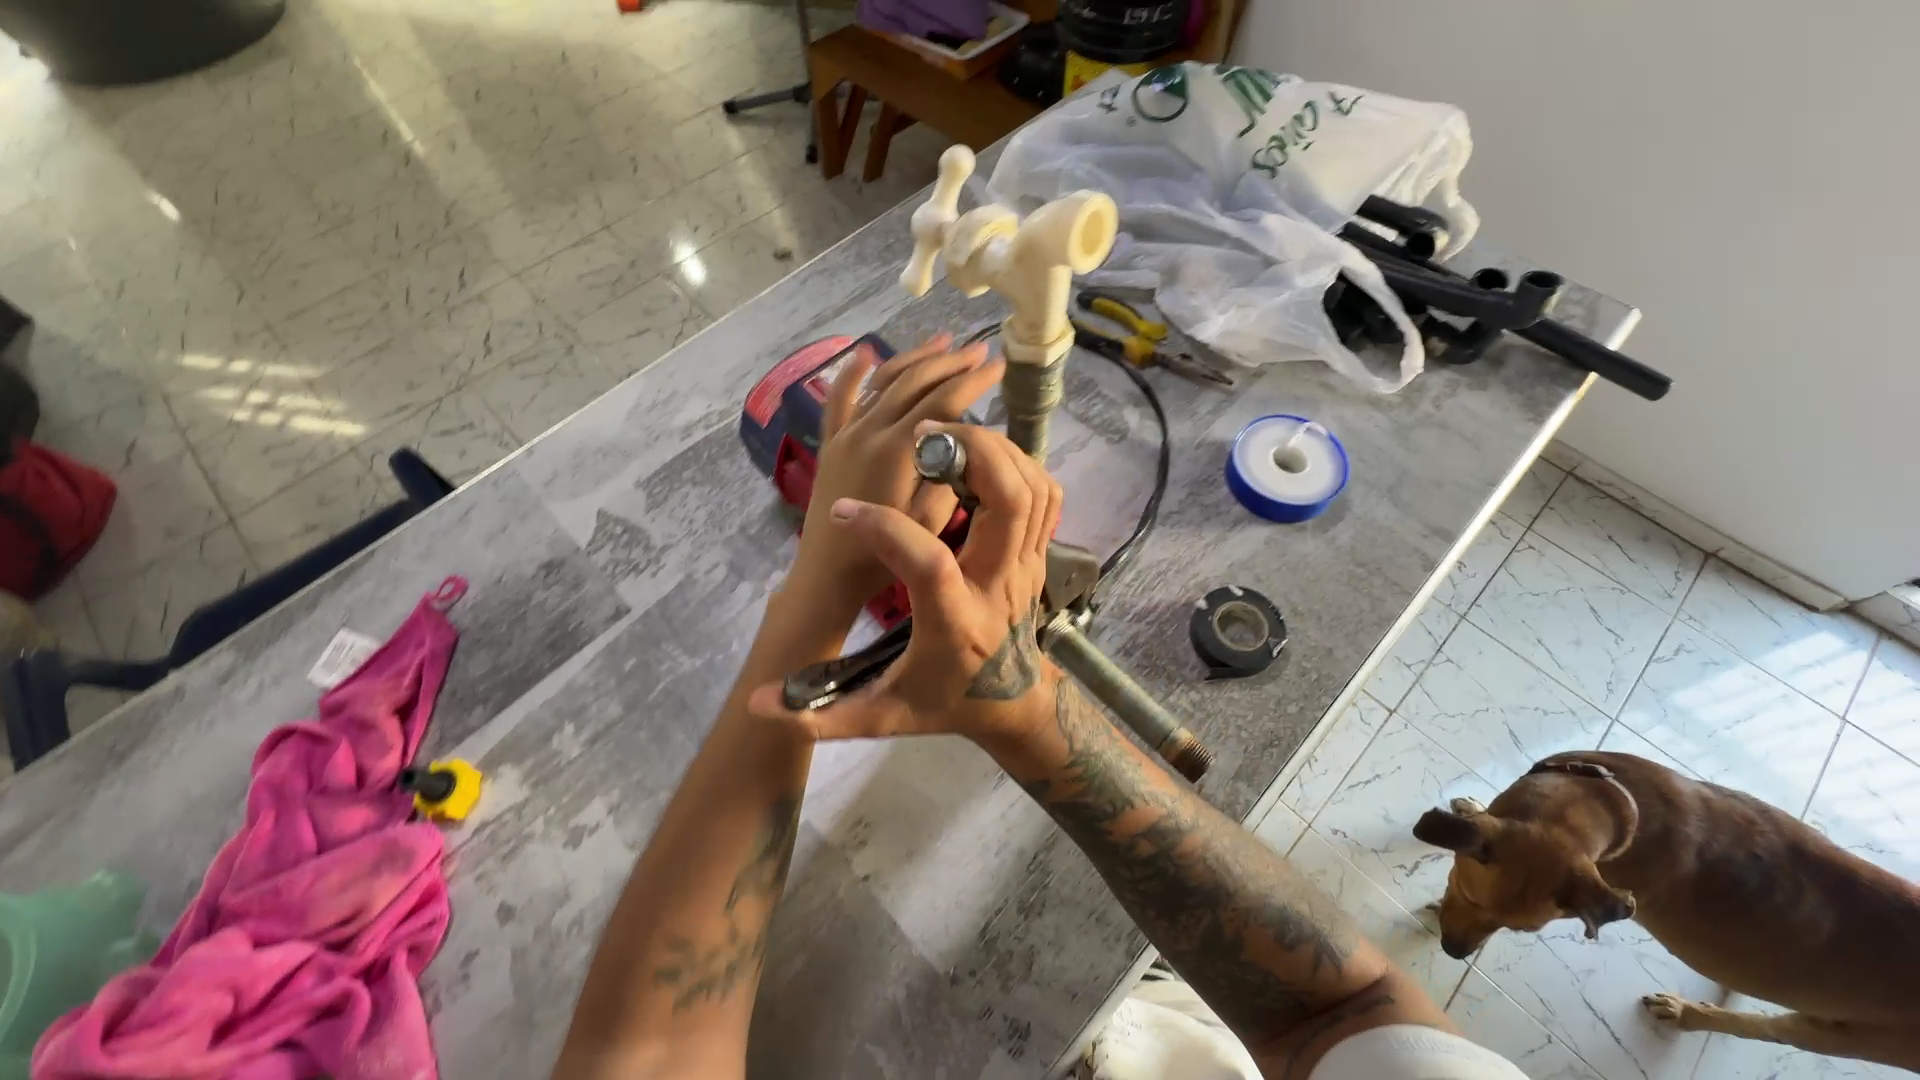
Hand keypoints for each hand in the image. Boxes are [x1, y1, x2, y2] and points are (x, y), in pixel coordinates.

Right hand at [753, 424, 1063, 750]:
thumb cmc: (946, 703)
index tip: (842, 512)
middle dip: (971, 455)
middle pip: (1009, 503)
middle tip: (923, 437)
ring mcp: (1029, 565)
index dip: (885, 530)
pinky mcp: (1040, 553)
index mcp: (956, 623)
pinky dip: (1019, 463)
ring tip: (948, 440)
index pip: (930, 564)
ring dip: (995, 451)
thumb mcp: (884, 716)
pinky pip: (1045, 494)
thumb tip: (759, 703)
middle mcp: (1000, 585)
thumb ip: (825, 716)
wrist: (1013, 704)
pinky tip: (981, 460)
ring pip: (1032, 490)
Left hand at [789, 335, 1003, 605]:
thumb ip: (948, 480)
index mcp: (897, 451)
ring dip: (914, 359)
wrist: (827, 574)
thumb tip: (967, 447)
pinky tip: (864, 353)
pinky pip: (840, 399)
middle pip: (914, 382)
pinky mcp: (831, 444)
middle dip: (950, 362)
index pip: (943, 402)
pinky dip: (852, 373)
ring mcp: (846, 434)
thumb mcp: (927, 524)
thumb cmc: (881, 558)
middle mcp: (869, 431)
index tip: (998, 366)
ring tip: (941, 342)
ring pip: (882, 382)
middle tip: (979, 351)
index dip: (973, 381)